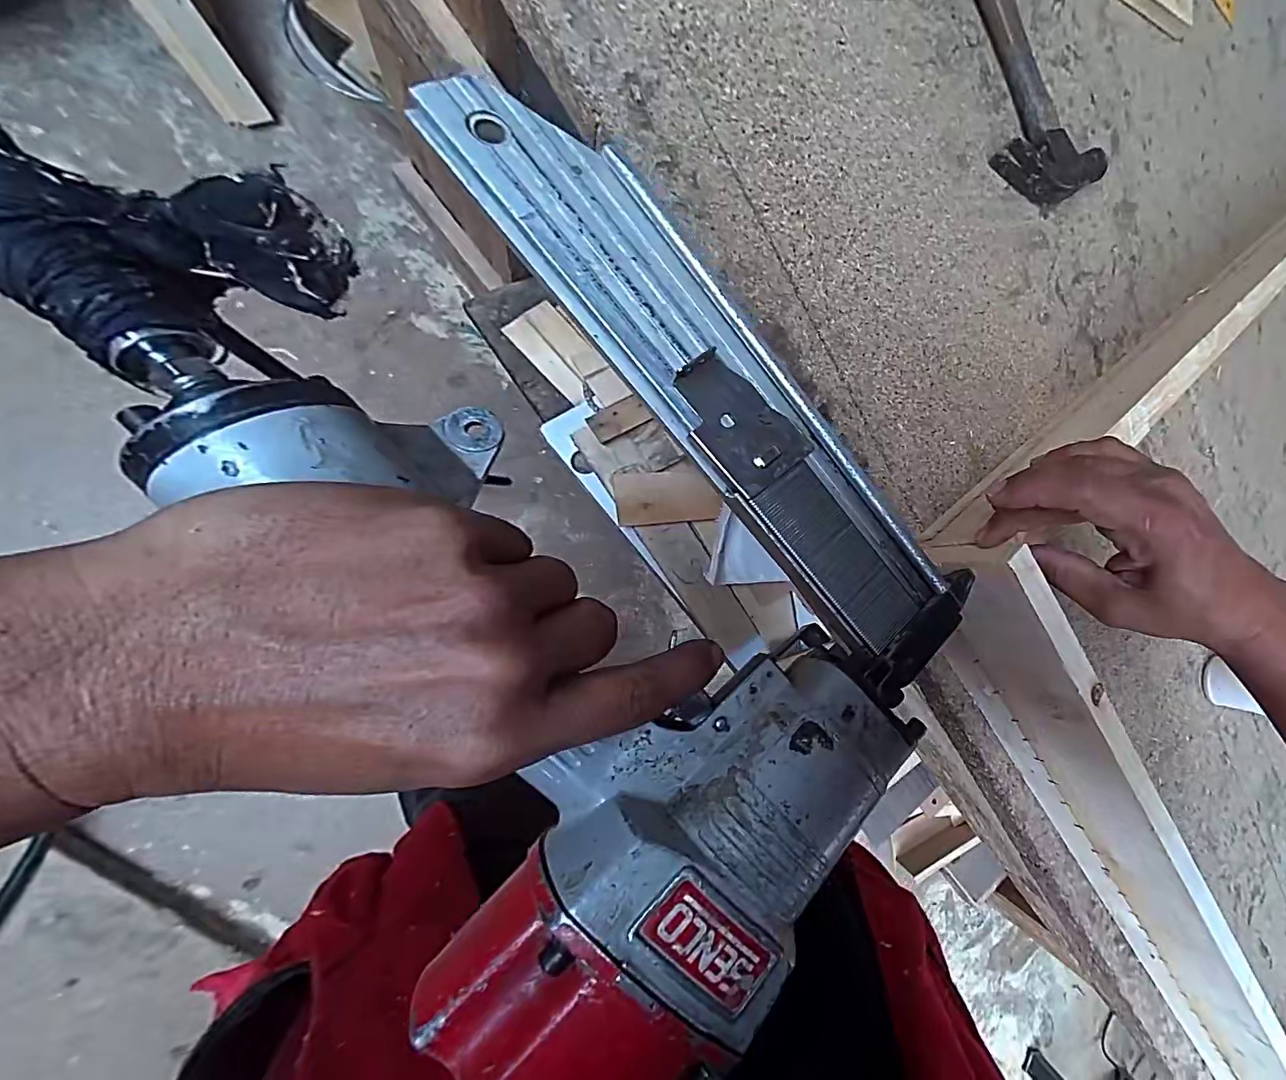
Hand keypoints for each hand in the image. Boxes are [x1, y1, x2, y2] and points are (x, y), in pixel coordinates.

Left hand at [1, 484, 721, 813]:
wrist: (130, 657)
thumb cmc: (268, 722)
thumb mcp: (409, 751)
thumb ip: (507, 713)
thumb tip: (563, 671)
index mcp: (498, 733)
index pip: (628, 697)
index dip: (677, 673)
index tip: (707, 654)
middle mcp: (505, 665)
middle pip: (593, 623)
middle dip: (552, 625)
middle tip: (483, 633)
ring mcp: (479, 592)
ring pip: (549, 573)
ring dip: (506, 584)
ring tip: (421, 598)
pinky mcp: (444, 529)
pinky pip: (499, 535)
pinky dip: (463, 548)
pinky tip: (393, 564)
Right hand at [973, 438, 1285, 657]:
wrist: (1238, 600)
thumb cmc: (1189, 608)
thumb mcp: (1122, 607)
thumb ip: (1071, 576)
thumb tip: (1029, 553)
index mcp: (1152, 517)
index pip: (1077, 487)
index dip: (1028, 494)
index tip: (996, 508)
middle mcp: (1158, 485)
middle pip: (1077, 468)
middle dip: (1029, 489)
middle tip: (996, 514)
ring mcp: (1161, 476)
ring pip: (1091, 454)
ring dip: (1048, 471)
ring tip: (1017, 496)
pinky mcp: (1160, 478)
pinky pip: (1109, 456)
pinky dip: (1074, 465)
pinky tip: (1054, 481)